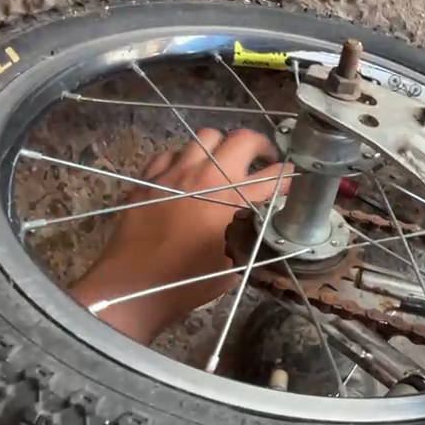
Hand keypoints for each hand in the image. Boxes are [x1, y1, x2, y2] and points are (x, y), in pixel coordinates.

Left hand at [70, 129, 287, 341]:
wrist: (134, 287)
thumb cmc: (189, 281)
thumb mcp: (235, 262)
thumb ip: (250, 233)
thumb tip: (259, 219)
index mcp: (233, 199)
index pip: (272, 176)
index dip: (288, 175)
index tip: (290, 178)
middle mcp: (207, 177)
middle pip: (242, 139)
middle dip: (259, 146)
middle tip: (260, 160)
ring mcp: (175, 173)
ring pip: (205, 137)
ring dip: (221, 147)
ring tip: (221, 163)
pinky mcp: (148, 178)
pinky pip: (170, 153)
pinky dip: (183, 159)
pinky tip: (185, 175)